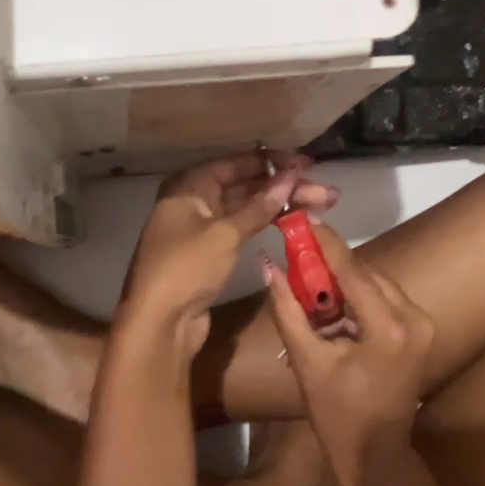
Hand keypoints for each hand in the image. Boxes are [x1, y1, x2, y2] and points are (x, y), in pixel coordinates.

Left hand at [121, 150, 336, 352]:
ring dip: (281, 205)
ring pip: (247, 207)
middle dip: (285, 186)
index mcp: (189, 185)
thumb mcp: (225, 233)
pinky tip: (294, 222)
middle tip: (326, 192)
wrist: (158, 323)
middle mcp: (193, 199)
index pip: (238, 162)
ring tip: (322, 205)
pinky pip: (242, 227)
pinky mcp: (210, 252)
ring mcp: (201, 227)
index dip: (274, 162)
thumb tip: (290, 175)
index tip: (308, 164)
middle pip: (245, 185)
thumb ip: (260, 205)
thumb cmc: (187, 268)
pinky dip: (266, 223)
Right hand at [264, 225, 433, 485]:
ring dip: (344, 282)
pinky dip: (358, 298)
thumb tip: (269, 267)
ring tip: (310, 284)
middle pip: (366, 273)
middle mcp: (415, 317)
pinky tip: (333, 307)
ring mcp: (423, 324)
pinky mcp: (422, 331)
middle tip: (297, 254)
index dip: (326, 242)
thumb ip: (288, 310)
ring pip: (376, 284)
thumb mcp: (307, 361)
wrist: (377, 456)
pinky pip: (384, 299)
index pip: (353, 270)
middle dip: (331, 264)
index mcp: (389, 327)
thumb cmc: (337, 415)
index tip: (303, 218)